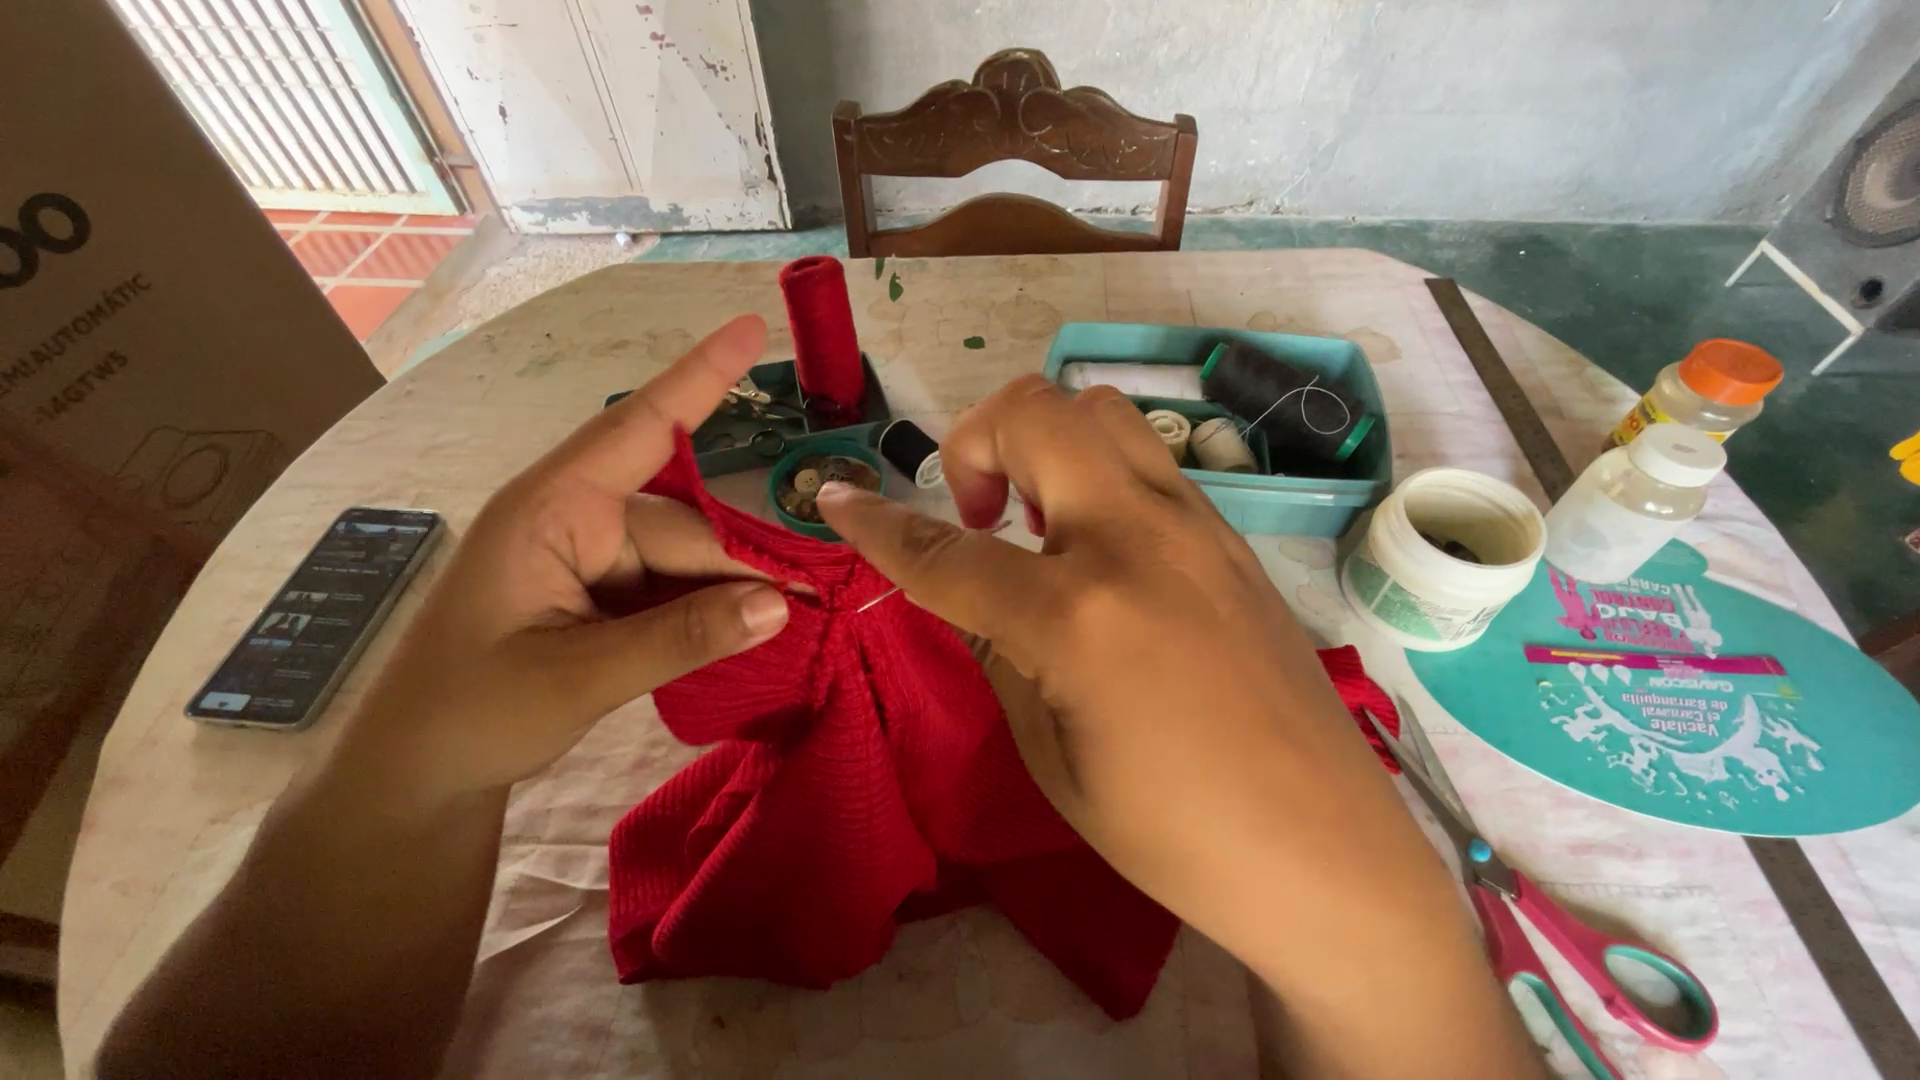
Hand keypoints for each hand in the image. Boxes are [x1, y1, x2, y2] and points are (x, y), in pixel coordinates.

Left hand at [340, 315, 787, 801]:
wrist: (418, 774)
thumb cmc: (469, 711)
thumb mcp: (577, 677)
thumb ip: (681, 638)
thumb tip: (778, 607)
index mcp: (551, 511)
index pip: (639, 428)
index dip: (699, 378)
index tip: (752, 328)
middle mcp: (576, 520)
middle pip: (685, 525)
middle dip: (741, 566)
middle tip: (809, 605)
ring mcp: (591, 560)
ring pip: (687, 561)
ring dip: (727, 594)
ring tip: (780, 627)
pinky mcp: (604, 596)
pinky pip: (673, 589)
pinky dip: (707, 612)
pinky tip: (740, 634)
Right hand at [813, 378, 1537, 1079]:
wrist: (1326, 851)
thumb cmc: (1175, 833)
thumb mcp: (1051, 756)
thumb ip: (1002, 652)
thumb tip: (979, 596)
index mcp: (1078, 614)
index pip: (947, 551)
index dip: (877, 526)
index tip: (837, 499)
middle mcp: (1138, 540)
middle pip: (1034, 413)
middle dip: (974, 442)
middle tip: (976, 516)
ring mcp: (1198, 527)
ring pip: (1100, 413)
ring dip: (1043, 445)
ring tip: (1038, 526)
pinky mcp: (1233, 538)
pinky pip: (1147, 463)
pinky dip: (1097, 475)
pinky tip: (1100, 553)